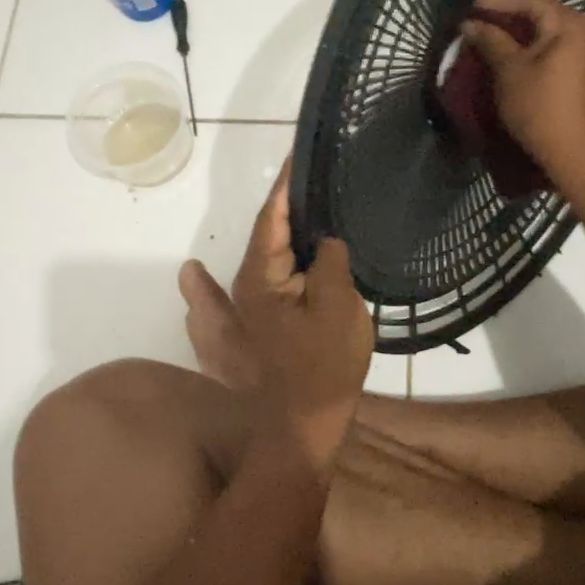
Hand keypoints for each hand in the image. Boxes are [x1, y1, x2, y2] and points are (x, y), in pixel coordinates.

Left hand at [180, 164, 372, 468]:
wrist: (306, 429)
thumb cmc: (323, 367)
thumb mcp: (337, 306)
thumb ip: (330, 262)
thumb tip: (326, 243)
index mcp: (258, 277)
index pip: (272, 218)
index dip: (286, 187)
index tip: (298, 156)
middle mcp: (247, 287)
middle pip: (269, 235)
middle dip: (292, 208)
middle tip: (323, 182)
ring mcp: (255, 309)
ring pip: (274, 258)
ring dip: (293, 234)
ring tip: (319, 212)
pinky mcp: (270, 325)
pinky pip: (279, 281)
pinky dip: (291, 262)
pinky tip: (310, 257)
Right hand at [459, 0, 584, 174]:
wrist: (576, 153)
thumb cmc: (540, 108)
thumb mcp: (509, 71)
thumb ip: (490, 41)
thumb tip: (469, 24)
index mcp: (570, 23)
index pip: (530, 0)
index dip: (498, 3)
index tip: (471, 10)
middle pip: (542, 14)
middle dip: (509, 18)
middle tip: (480, 24)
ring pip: (548, 33)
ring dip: (520, 35)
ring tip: (492, 40)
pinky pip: (556, 48)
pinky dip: (533, 49)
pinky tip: (513, 57)